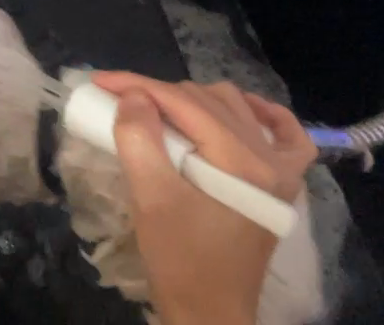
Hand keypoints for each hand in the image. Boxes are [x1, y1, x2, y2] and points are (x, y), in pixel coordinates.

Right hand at [91, 72, 317, 324]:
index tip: (97, 81)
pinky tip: (239, 110)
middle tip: (118, 103)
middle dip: (157, 93)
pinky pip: (286, 135)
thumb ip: (138, 137)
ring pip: (234, 107)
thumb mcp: (148, 195)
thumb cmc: (178, 254)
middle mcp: (269, 159)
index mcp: (241, 161)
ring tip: (156, 112)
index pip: (182, 102)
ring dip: (192, 99)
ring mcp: (281, 173)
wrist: (209, 308)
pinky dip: (262, 114)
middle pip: (205, 100)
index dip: (135, 84)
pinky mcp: (280, 186)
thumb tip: (133, 96)